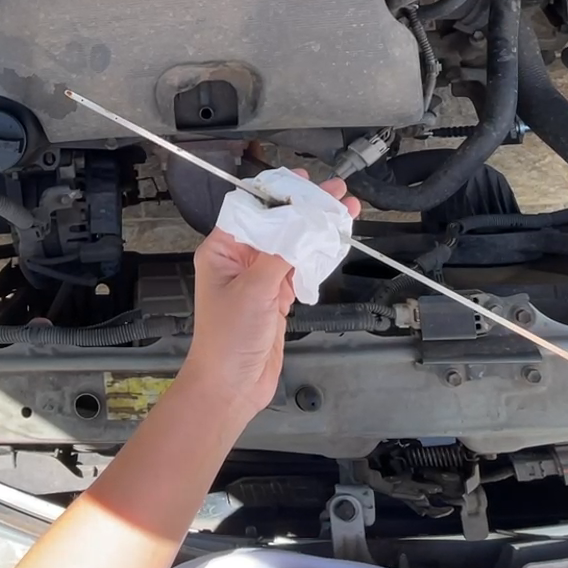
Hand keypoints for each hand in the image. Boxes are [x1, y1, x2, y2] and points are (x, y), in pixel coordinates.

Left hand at [179, 173, 359, 418]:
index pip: (251, 210)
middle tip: (336, 192)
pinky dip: (319, 255)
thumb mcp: (253, 290)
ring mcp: (259, 277)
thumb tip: (300, 223)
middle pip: (276, 224)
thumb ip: (279, 254)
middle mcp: (239, 259)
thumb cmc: (227, 338)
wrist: (231, 385)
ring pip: (292, 245)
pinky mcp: (276, 296)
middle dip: (306, 208)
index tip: (304, 182)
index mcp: (221, 249)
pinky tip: (337, 241)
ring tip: (346, 210)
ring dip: (317, 229)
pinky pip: (299, 267)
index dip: (278, 194)